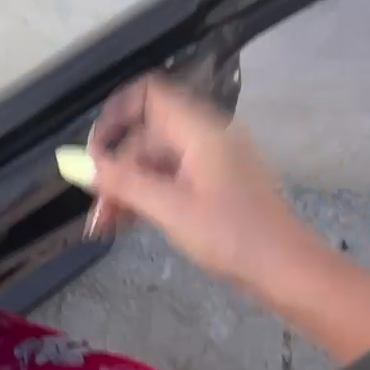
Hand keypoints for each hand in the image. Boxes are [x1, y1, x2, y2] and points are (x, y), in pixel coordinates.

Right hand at [85, 77, 307, 293]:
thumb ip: (122, 182)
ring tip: (105, 227)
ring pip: (155, 164)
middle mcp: (206, 138)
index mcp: (200, 131)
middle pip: (146, 138)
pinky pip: (171, 181)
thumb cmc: (233, 236)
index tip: (94, 150)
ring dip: (127, 190)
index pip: (149, 96)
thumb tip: (80, 164)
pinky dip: (148, 198)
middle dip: (116, 170)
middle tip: (96, 209)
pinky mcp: (215, 187)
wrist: (289, 273)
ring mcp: (212, 163)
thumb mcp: (169, 208)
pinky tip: (128, 225)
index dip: (116, 115)